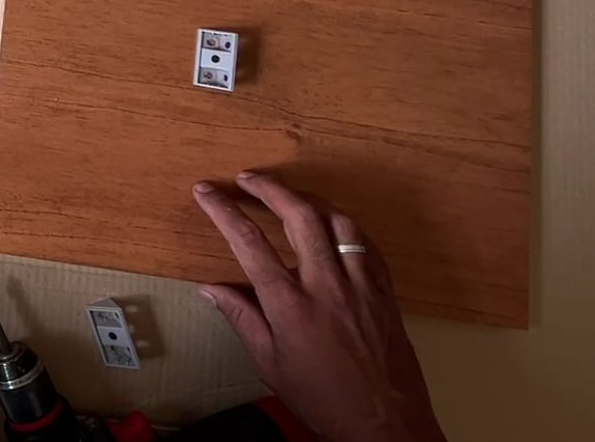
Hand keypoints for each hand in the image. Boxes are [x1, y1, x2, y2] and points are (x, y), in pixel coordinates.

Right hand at [193, 171, 445, 441]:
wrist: (389, 432)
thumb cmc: (325, 400)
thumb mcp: (270, 364)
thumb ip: (241, 318)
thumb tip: (210, 287)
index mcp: (290, 305)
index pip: (248, 241)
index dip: (222, 209)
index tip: (205, 191)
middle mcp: (326, 287)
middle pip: (298, 216)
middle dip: (269, 188)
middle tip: (248, 178)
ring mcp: (360, 288)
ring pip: (338, 222)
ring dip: (309, 199)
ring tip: (289, 194)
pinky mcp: (385, 295)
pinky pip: (367, 246)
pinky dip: (345, 225)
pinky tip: (331, 224)